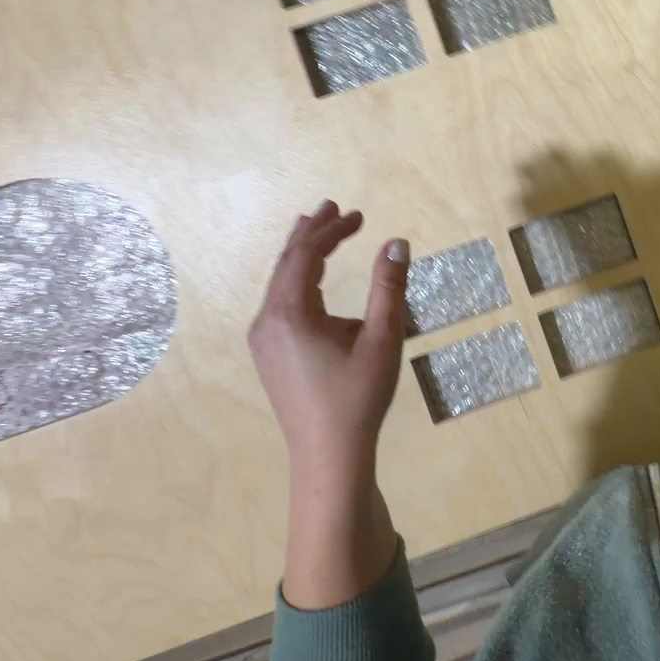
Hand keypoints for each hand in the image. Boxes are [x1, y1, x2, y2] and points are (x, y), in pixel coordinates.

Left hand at [249, 201, 409, 608]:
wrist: (328, 453)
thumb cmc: (357, 395)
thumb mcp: (382, 338)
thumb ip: (388, 288)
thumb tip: (395, 243)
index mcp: (291, 314)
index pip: (307, 256)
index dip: (332, 231)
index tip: (360, 215)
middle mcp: (268, 321)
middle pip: (287, 264)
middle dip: (311, 233)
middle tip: (332, 207)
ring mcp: (264, 340)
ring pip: (280, 283)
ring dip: (302, 254)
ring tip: (319, 230)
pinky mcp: (270, 354)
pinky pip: (280, 301)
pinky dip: (298, 278)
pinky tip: (312, 280)